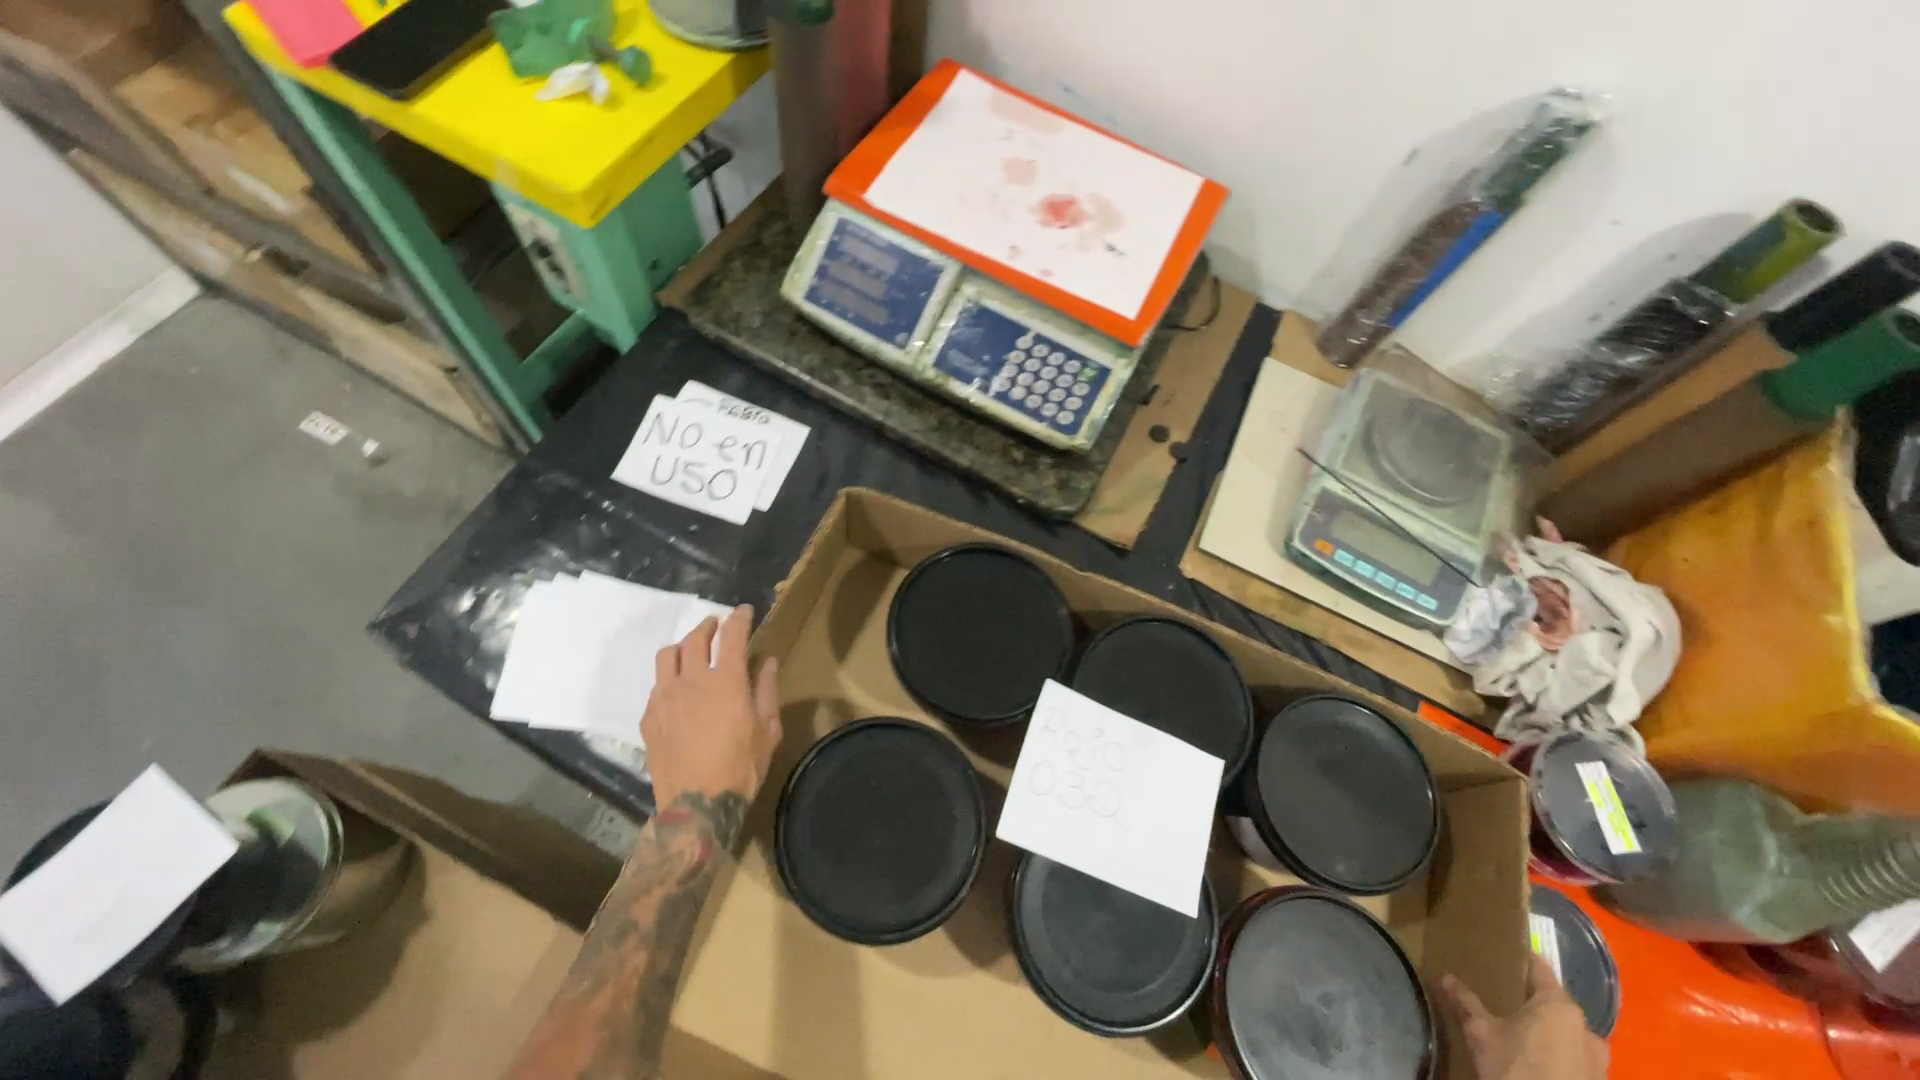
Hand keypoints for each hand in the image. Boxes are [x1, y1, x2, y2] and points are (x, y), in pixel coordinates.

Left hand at [642, 605, 781, 819]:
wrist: (697, 803)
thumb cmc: (741, 766)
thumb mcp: (767, 730)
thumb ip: (766, 690)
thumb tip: (767, 662)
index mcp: (726, 680)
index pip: (732, 635)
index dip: (739, 618)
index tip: (744, 611)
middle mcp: (692, 680)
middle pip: (695, 638)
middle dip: (708, 626)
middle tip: (716, 625)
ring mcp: (665, 697)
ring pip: (667, 656)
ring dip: (682, 646)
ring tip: (690, 651)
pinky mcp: (649, 717)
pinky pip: (656, 686)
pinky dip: (669, 679)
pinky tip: (677, 691)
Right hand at [1443, 955, 1608, 1079]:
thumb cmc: (1516, 1069)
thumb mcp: (1481, 1033)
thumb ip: (1466, 1002)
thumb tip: (1448, 977)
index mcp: (1558, 1005)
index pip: (1540, 968)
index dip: (1523, 958)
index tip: (1507, 951)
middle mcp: (1586, 1026)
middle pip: (1555, 1002)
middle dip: (1533, 1001)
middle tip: (1507, 1000)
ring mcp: (1599, 1058)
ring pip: (1568, 1032)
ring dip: (1549, 1030)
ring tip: (1524, 1035)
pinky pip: (1577, 1057)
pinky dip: (1560, 1054)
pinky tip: (1541, 1063)